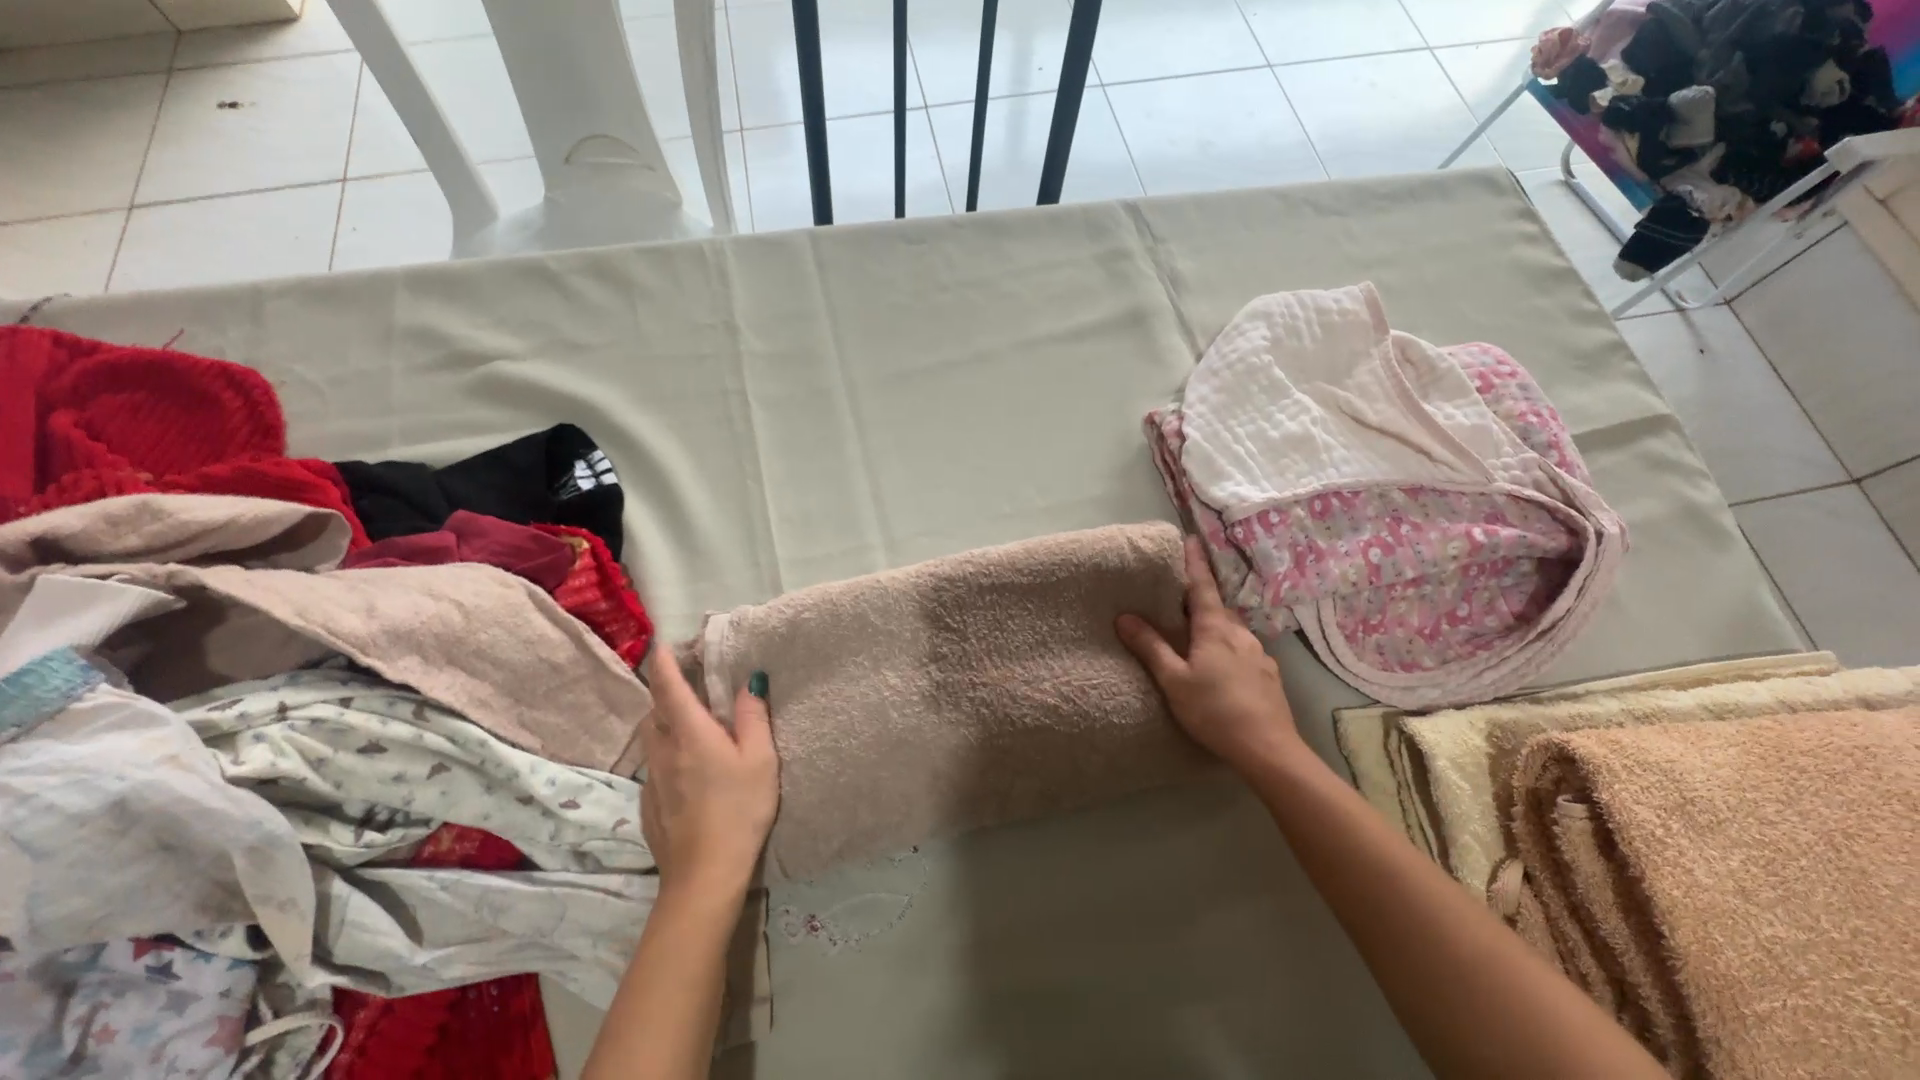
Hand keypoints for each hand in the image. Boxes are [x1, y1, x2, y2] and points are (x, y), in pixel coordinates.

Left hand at [640, 651, 779, 898]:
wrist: (704, 874)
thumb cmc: (739, 810)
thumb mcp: (760, 760)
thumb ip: (752, 717)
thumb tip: (747, 682)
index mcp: (690, 732)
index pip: (668, 686)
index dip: (664, 662)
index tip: (662, 644)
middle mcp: (663, 750)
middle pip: (654, 713)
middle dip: (666, 697)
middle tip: (690, 693)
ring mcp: (652, 781)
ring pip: (652, 742)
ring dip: (665, 729)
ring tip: (691, 734)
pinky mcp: (648, 807)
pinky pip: (655, 770)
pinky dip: (667, 761)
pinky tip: (690, 779)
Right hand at [1117, 536, 1305, 777]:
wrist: (1268, 748)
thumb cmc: (1214, 711)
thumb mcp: (1174, 681)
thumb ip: (1151, 648)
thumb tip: (1124, 616)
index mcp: (1215, 629)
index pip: (1202, 587)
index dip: (1194, 563)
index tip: (1190, 539)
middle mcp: (1240, 634)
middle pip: (1218, 608)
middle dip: (1201, 600)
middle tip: (1181, 600)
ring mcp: (1259, 654)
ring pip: (1233, 631)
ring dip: (1216, 627)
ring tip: (1199, 638)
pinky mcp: (1269, 675)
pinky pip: (1245, 652)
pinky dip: (1230, 650)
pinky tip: (1223, 670)